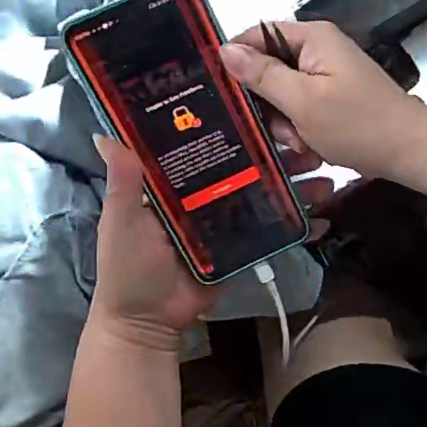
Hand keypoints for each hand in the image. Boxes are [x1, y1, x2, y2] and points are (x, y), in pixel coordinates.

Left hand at [87, 130, 337, 350]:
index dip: (226, 123)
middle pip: (241, 163)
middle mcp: (200, 191)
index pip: (202, 142)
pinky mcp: (240, 243)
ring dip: (292, 180)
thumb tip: (104, 135)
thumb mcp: (120, 222)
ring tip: (322, 170)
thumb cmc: (127, 267)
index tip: (256, 103)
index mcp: (171, 180)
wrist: (149, 323)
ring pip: (261, 190)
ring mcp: (223, 217)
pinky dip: (294, 219)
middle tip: (302, 137)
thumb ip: (122, 183)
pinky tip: (322, 211)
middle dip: (272, 149)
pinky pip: (269, 226)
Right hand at [220, 21, 426, 181]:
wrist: (411, 151)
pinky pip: (300, 109)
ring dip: (285, 123)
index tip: (220, 92)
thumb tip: (224, 49)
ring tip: (302, 143)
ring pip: (281, 95)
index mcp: (312, 39)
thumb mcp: (303, 101)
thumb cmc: (358, 124)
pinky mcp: (332, 98)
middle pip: (267, 69)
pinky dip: (301, 129)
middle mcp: (318, 50)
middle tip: (281, 130)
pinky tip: (311, 147)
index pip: (256, 35)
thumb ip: (262, 75)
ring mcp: (326, 75)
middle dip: (267, 104)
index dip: (235, 61)